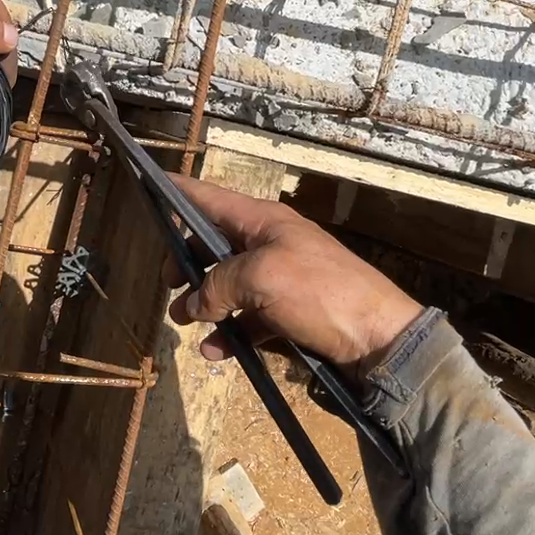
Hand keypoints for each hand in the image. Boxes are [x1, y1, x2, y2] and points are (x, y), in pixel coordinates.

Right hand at [165, 174, 422, 376]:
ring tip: (184, 323)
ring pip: (228, 285)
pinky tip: (217, 352)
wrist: (382, 341)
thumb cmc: (320, 292)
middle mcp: (269, 244)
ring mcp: (281, 279)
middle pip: (214, 244)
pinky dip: (230, 332)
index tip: (152, 183)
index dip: (180, 190)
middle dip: (187, 262)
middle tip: (167, 283)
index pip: (210, 197)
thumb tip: (193, 304)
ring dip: (204, 303)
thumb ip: (217, 285)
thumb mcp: (259, 278)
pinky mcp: (290, 313)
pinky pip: (248, 318)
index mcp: (263, 221)